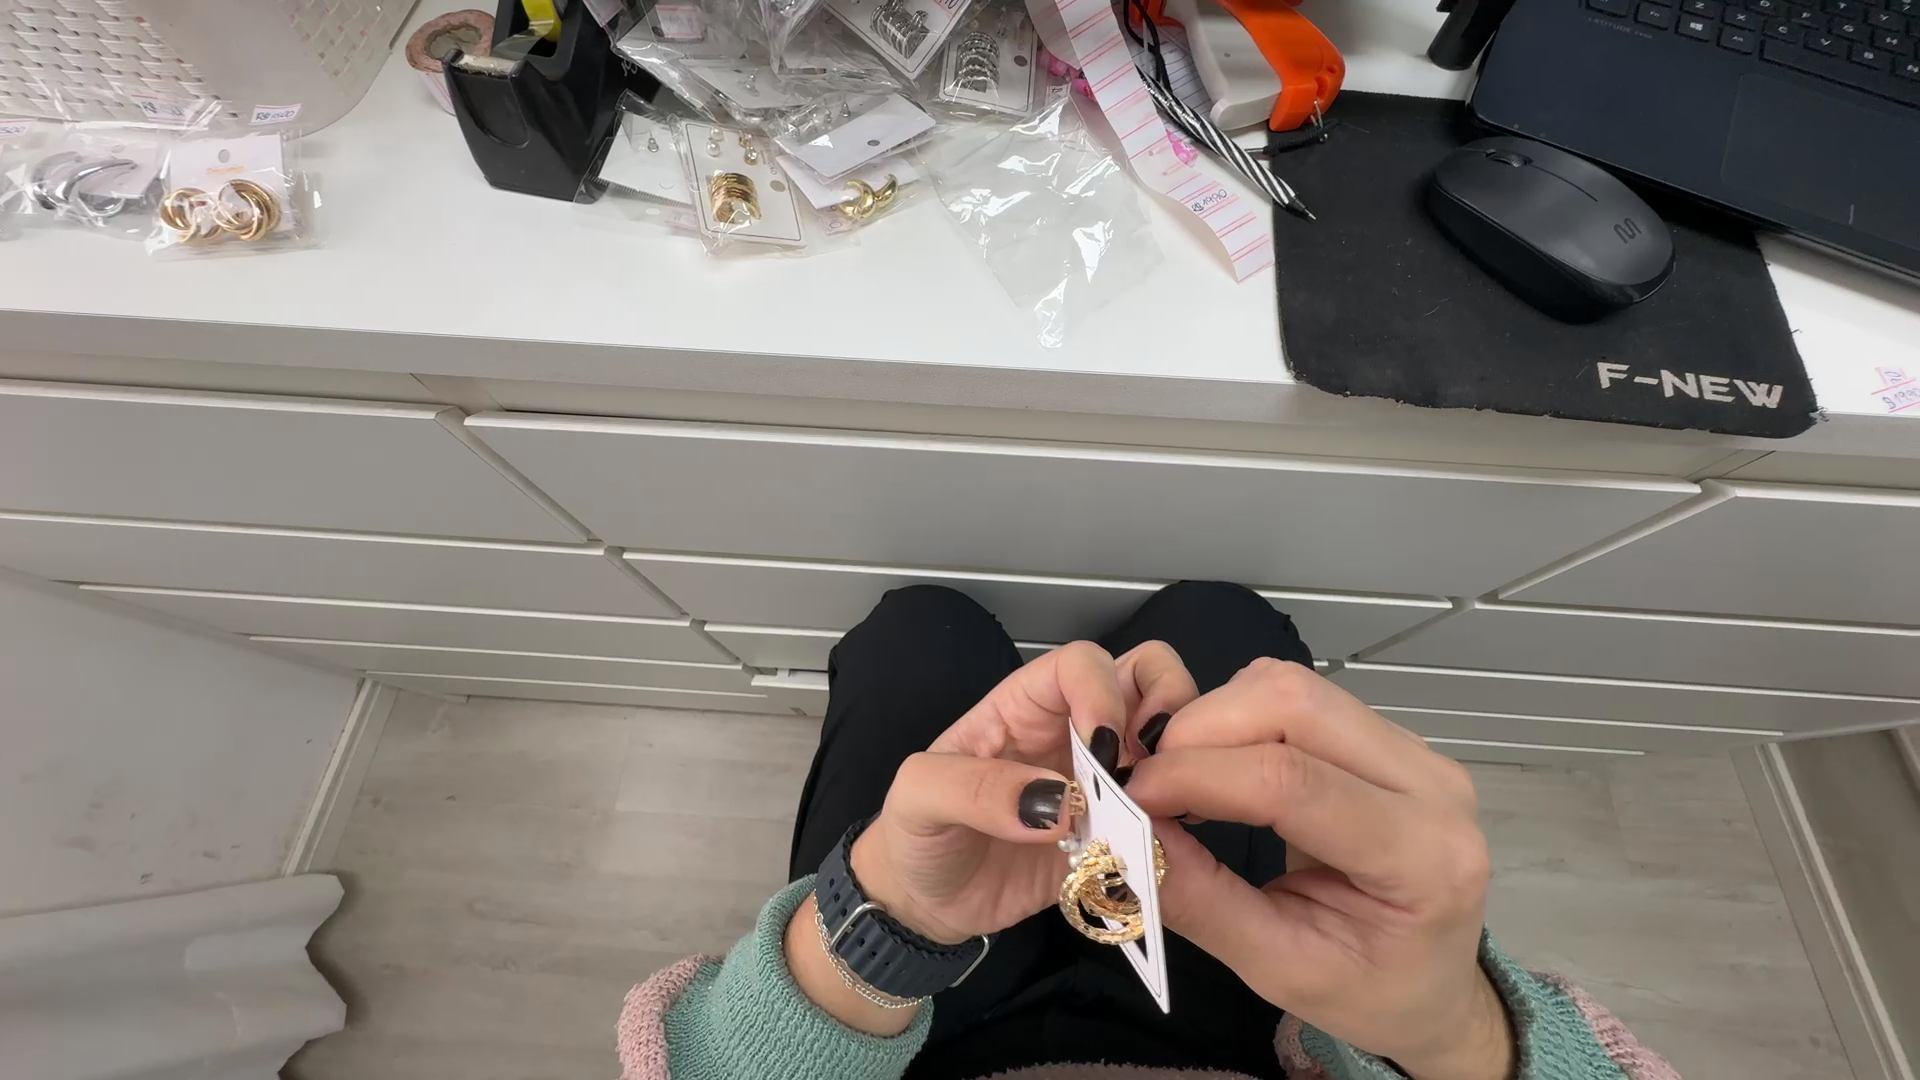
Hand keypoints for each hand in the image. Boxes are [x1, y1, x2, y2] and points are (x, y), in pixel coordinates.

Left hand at [851, 639, 1199, 944]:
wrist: (925, 904)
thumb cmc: (915, 833)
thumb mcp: (919, 797)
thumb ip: (976, 789)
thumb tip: (1061, 802)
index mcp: (1023, 706)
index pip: (1080, 663)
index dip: (1102, 691)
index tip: (1103, 748)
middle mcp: (1069, 733)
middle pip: (1141, 678)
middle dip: (1166, 705)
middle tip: (1155, 765)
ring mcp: (1098, 783)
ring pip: (1162, 738)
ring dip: (1176, 765)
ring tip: (1167, 808)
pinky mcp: (1113, 835)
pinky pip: (1163, 812)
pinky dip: (1176, 822)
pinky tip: (1163, 846)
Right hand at [1125, 660, 1512, 1079]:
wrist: (1432, 983)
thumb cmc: (1365, 990)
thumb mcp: (1277, 969)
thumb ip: (1199, 899)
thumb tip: (1124, 829)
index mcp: (1422, 858)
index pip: (1291, 781)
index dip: (1195, 775)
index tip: (1132, 795)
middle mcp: (1427, 781)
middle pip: (1292, 702)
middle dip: (1199, 727)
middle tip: (1153, 778)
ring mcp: (1408, 746)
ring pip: (1287, 683)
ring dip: (1213, 714)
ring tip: (1182, 771)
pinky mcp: (1379, 731)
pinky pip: (1291, 690)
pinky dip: (1232, 711)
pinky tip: (1218, 759)